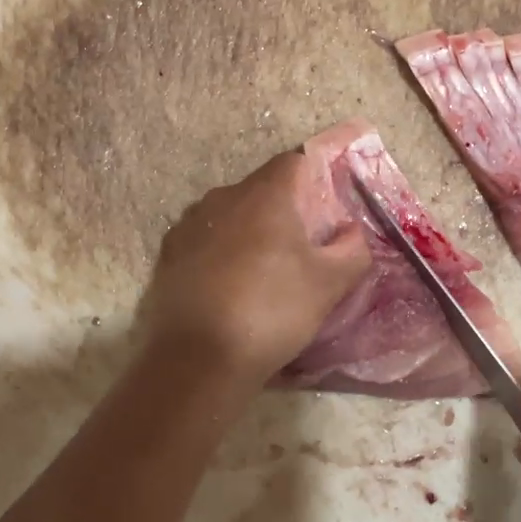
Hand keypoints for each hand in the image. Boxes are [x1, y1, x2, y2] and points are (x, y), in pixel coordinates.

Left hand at [138, 152, 370, 391]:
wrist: (198, 360)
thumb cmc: (272, 311)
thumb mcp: (329, 284)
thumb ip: (352, 249)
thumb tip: (351, 230)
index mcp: (264, 195)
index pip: (294, 161)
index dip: (315, 175)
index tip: (329, 204)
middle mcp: (222, 198)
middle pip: (261, 189)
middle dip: (285, 209)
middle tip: (305, 243)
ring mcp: (189, 226)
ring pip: (230, 216)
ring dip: (250, 231)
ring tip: (266, 269)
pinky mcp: (168, 256)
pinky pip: (205, 241)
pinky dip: (221, 253)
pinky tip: (231, 286)